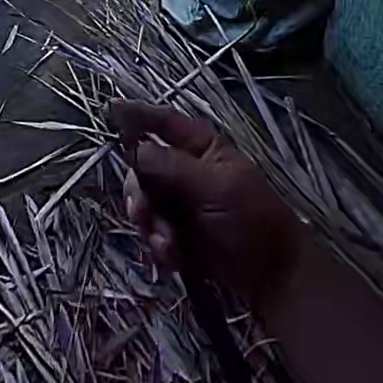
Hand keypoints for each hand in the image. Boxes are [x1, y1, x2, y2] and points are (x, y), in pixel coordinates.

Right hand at [112, 100, 304, 305]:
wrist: (270, 274)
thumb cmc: (251, 217)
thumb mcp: (215, 187)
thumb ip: (173, 166)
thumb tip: (136, 147)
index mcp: (202, 148)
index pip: (165, 123)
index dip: (139, 115)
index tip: (112, 108)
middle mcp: (186, 169)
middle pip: (143, 167)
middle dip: (139, 194)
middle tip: (143, 215)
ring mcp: (180, 201)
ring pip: (143, 202)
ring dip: (150, 225)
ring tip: (169, 247)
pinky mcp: (177, 232)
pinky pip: (151, 231)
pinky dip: (158, 246)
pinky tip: (173, 260)